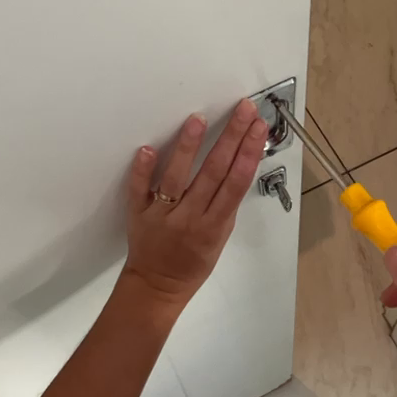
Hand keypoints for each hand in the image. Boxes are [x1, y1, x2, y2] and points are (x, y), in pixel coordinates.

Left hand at [121, 99, 269, 307]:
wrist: (156, 287)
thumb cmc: (192, 264)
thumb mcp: (220, 238)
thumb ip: (225, 206)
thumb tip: (237, 167)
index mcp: (215, 225)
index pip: (236, 182)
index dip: (249, 152)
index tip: (258, 127)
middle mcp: (190, 216)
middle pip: (213, 172)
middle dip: (231, 138)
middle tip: (243, 110)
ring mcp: (162, 214)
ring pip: (176, 177)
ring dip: (188, 147)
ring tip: (197, 119)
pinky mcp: (138, 213)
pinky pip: (138, 189)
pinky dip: (142, 170)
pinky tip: (147, 149)